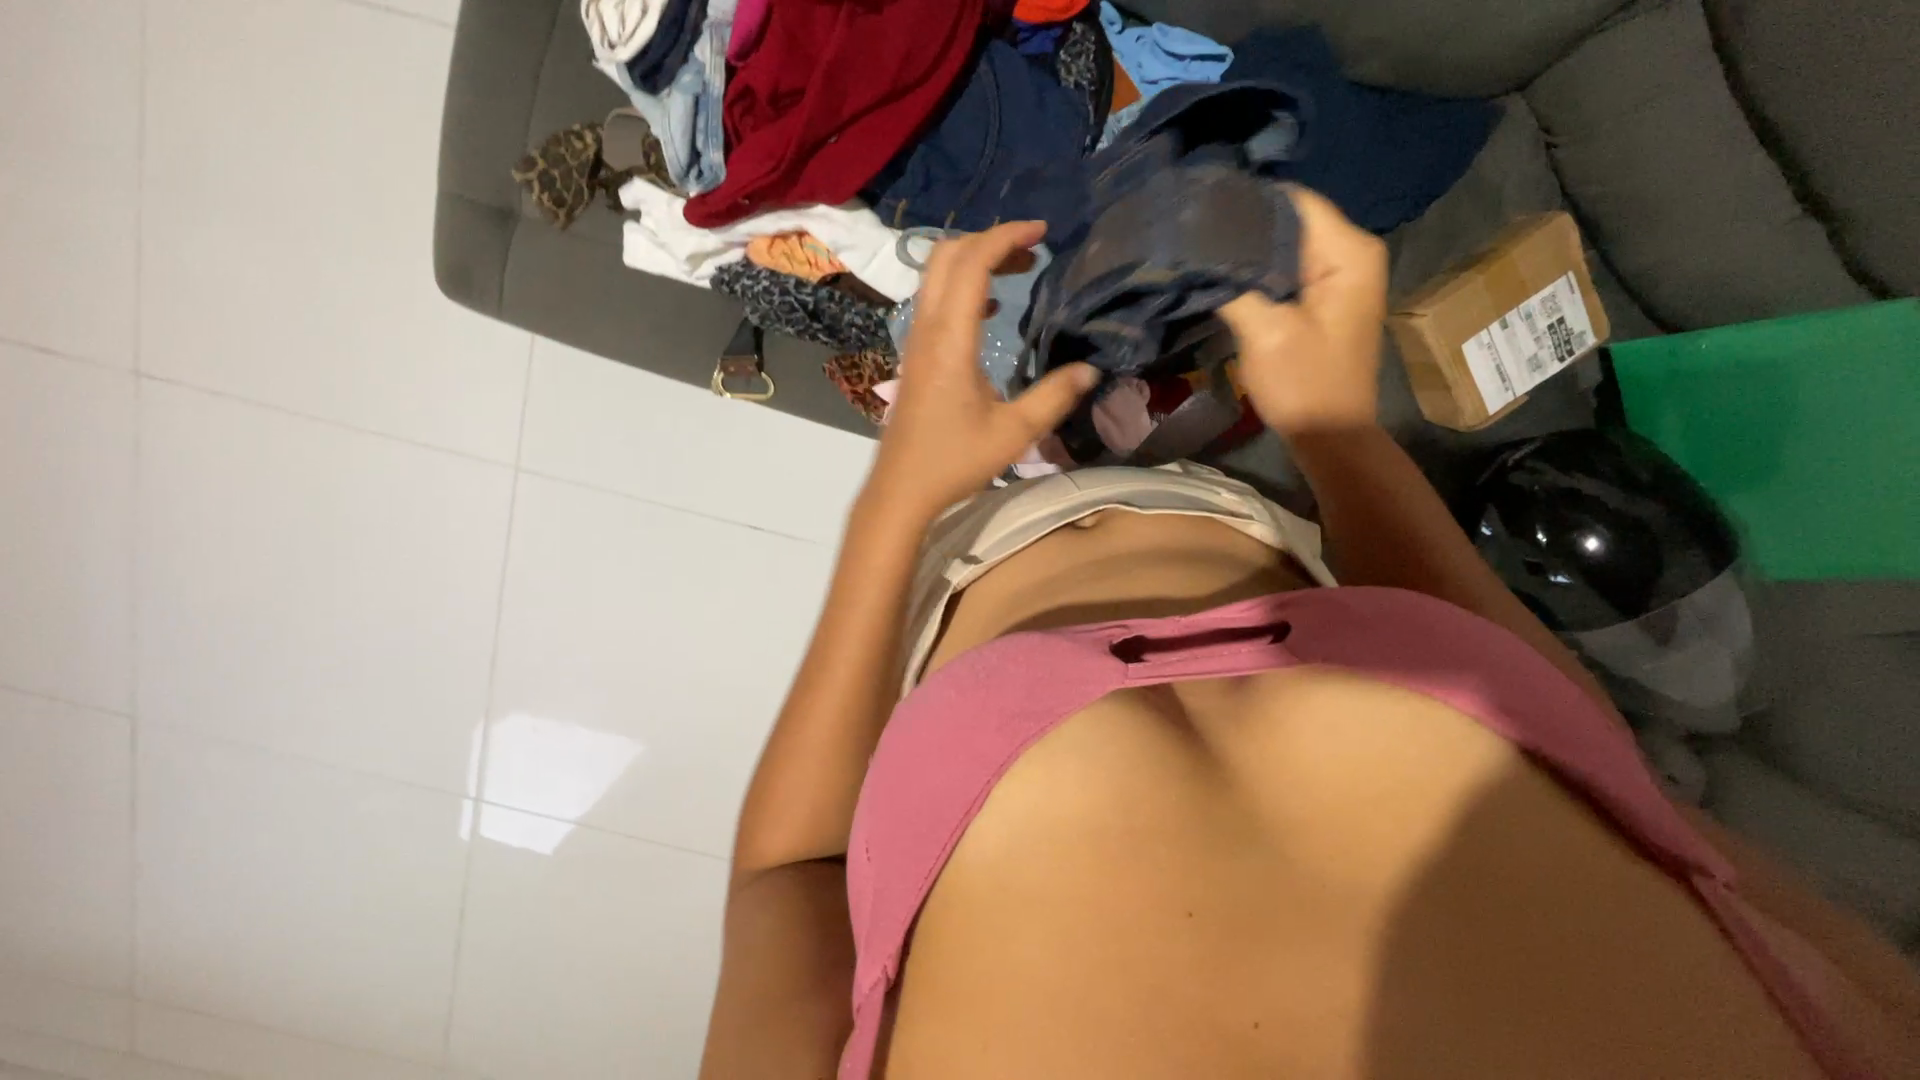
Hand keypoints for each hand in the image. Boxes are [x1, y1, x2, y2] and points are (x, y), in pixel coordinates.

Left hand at [862, 221, 1099, 522]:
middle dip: (990, 240)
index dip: (1006, 237)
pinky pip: (934, 300)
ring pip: (937, 276)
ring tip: (1017, 270)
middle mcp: (927, 330)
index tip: (1042, 232)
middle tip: (1031, 248)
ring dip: (974, 261)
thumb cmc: (954, 462)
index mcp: (951, 340)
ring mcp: (915, 341)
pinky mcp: (914, 356)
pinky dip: (963, 287)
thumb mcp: (1014, 433)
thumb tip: (1090, 370)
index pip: (972, 264)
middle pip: (947, 256)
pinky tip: (991, 308)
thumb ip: (1053, 396)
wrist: (900, 489)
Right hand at [1217, 186, 1388, 436]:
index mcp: (1348, 252)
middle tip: (1191, 234)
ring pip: (1283, 246)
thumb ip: (1235, 283)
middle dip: (1242, 228)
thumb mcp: (1264, 332)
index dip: (1245, 203)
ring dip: (1245, 253)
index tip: (1198, 211)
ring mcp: (1340, 276)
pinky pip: (1286, 269)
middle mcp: (1352, 253)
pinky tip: (1223, 279)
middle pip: (1288, 221)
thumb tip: (1200, 251)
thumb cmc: (1303, 384)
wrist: (1330, 436)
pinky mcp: (1325, 298)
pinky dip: (1257, 272)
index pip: (1292, 201)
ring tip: (1199, 253)